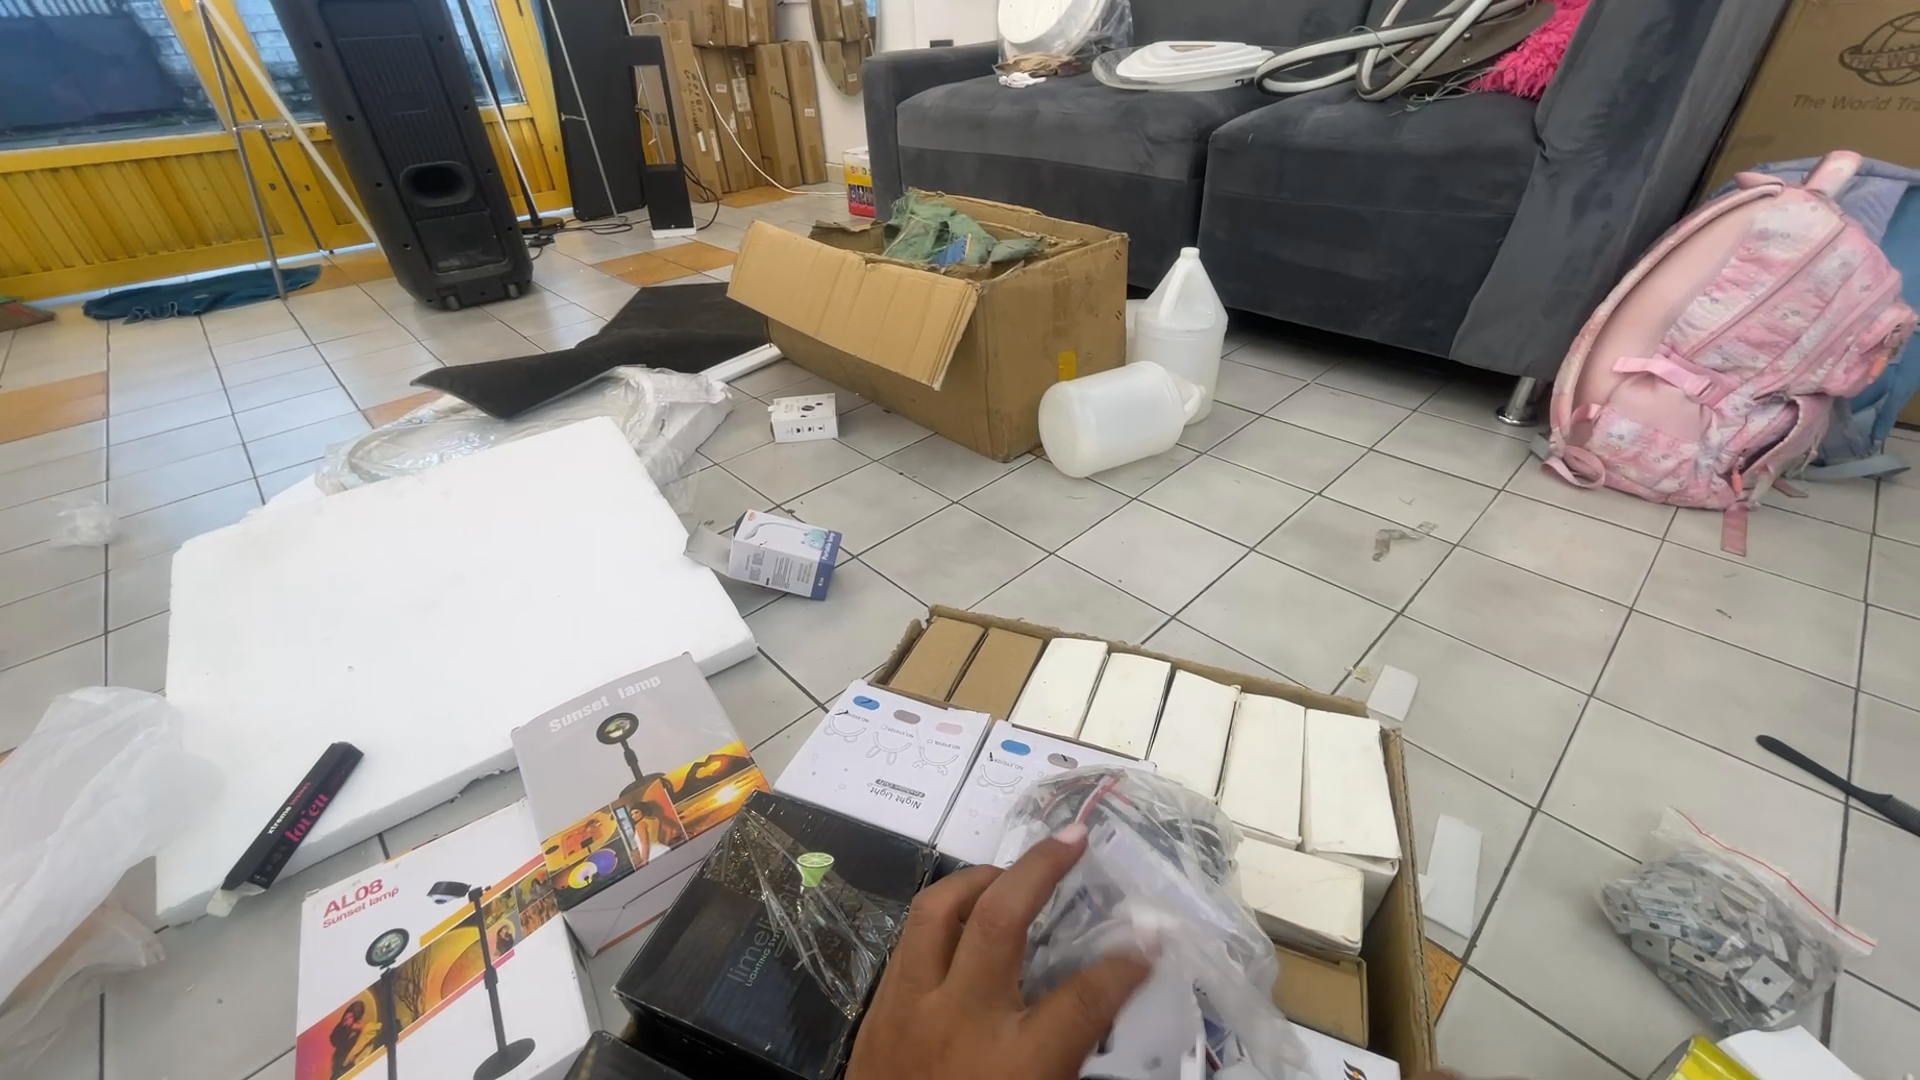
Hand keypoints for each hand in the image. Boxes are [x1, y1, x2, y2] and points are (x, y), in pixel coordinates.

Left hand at [845, 823, 1154, 1079]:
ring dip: (980, 878)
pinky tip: (964, 917)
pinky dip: (942, 913)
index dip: (1121, 969)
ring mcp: (911, 1007)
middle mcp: (959, 1022)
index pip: (1081, 1003)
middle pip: (1002, 919)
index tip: (1148, 942)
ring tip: (1010, 874)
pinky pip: (910, 936)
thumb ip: (1065, 1053)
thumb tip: (1099, 996)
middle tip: (1074, 838)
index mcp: (1011, 1067)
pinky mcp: (879, 1006)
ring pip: (939, 909)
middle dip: (1042, 868)